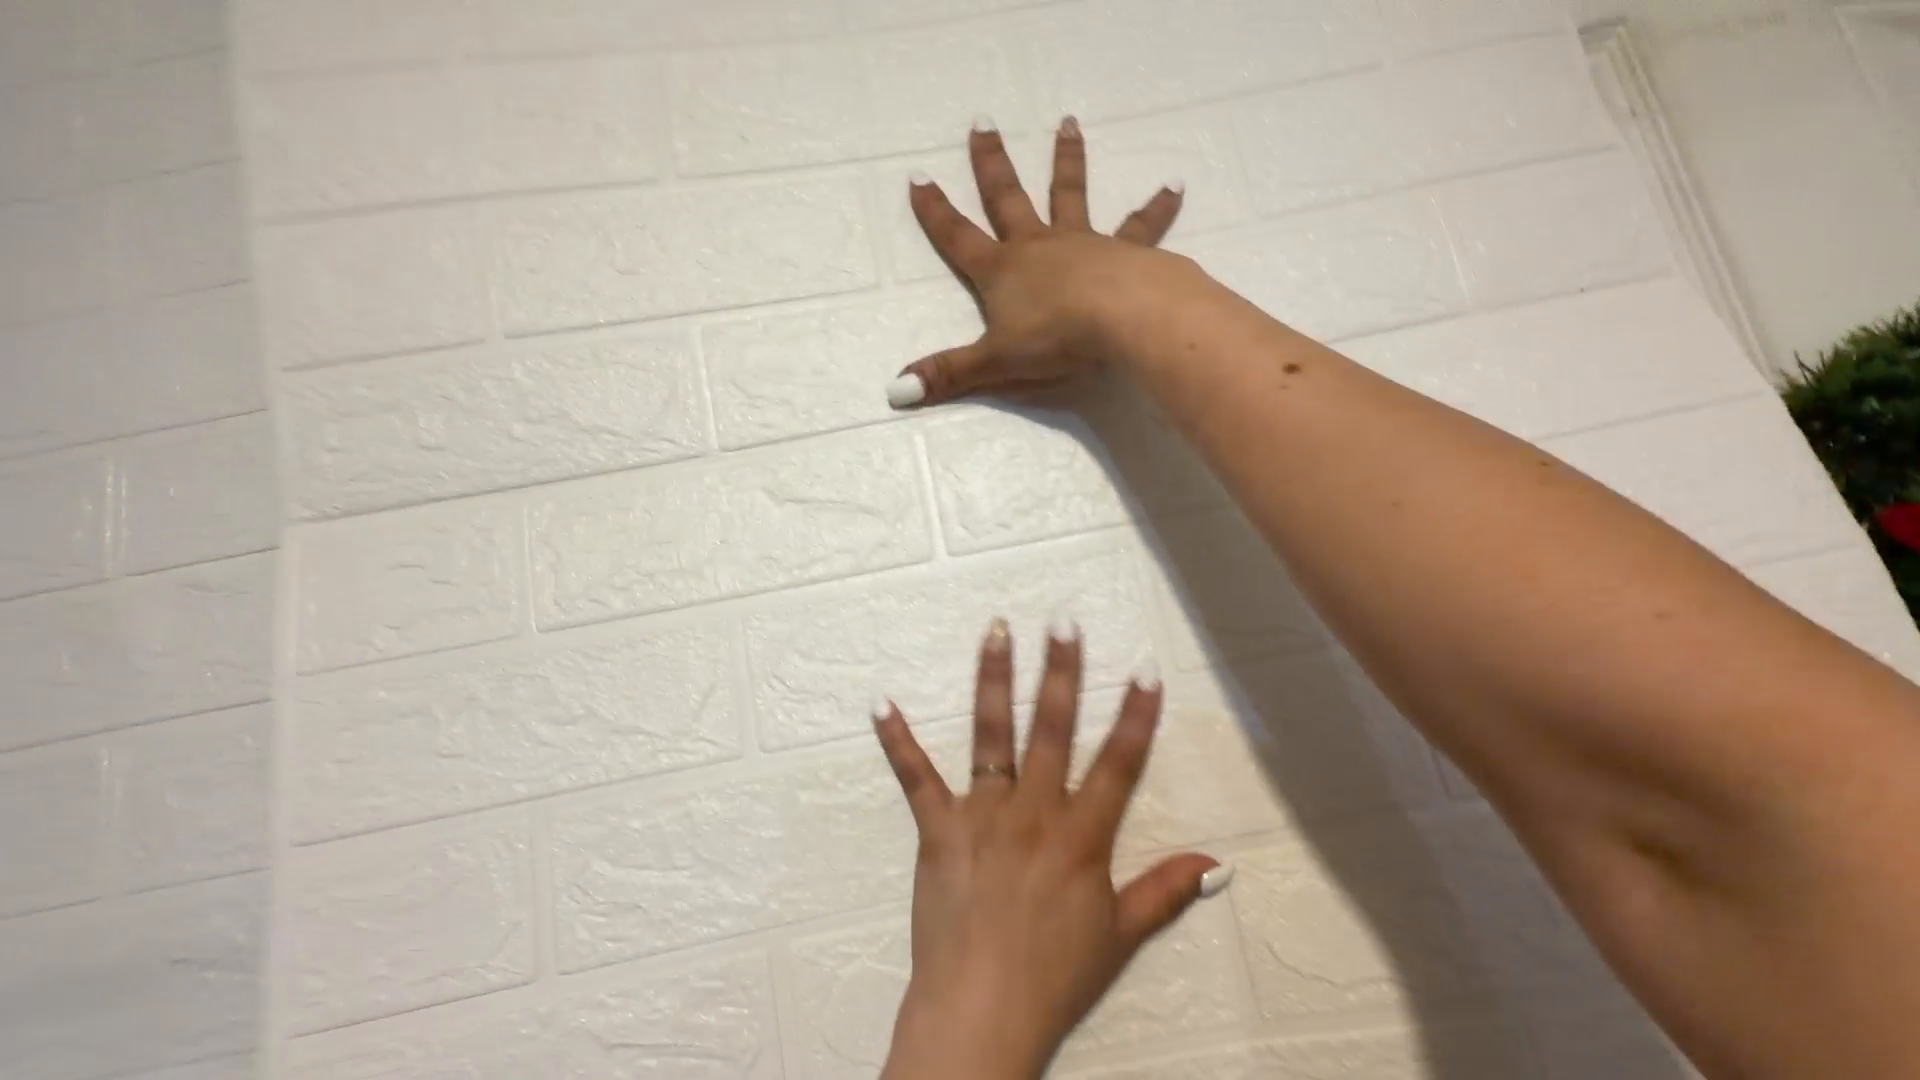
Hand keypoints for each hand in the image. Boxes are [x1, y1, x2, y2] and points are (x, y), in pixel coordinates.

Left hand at [872, 618, 1232, 1079]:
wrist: (981, 1008)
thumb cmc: (1055, 974)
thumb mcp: (1120, 935)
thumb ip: (1166, 891)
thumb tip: (1218, 864)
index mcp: (1082, 835)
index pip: (1119, 763)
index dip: (1136, 715)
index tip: (1145, 670)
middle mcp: (1035, 811)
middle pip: (1053, 729)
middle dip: (1061, 671)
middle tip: (1063, 621)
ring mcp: (983, 815)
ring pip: (992, 734)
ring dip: (994, 680)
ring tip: (997, 631)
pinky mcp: (939, 828)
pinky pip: (916, 777)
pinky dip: (897, 740)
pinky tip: (880, 703)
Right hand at [887, 117, 1190, 408]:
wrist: (1122, 320)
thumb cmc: (1055, 339)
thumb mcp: (993, 363)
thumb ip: (948, 374)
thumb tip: (895, 391)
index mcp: (1002, 271)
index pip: (958, 238)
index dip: (935, 213)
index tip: (918, 178)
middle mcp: (1038, 247)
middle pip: (1007, 198)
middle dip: (991, 164)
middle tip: (982, 123)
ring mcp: (1082, 243)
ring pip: (1069, 194)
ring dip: (1066, 160)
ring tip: (1068, 123)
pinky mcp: (1125, 252)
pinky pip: (1142, 225)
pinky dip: (1157, 207)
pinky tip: (1176, 186)